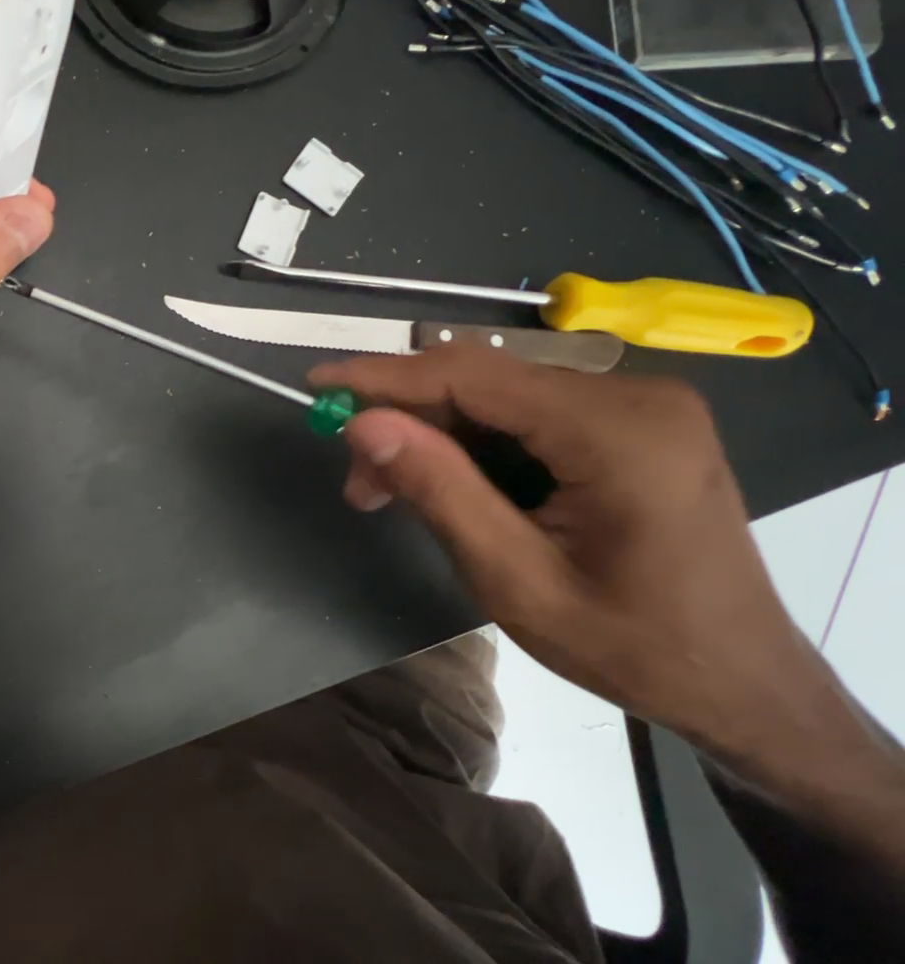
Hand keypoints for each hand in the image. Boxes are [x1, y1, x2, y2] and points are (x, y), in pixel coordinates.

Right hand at [308, 347, 834, 762]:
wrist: (741, 682)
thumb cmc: (630, 644)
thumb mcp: (514, 579)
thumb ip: (439, 491)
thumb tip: (362, 423)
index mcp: (618, 431)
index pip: (471, 374)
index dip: (383, 376)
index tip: (315, 384)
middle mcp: (635, 397)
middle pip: (482, 380)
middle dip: (406, 419)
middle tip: (359, 483)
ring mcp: (639, 407)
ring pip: (497, 396)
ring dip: (434, 435)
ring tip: (391, 493)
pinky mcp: (632, 424)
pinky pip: (526, 414)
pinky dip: (473, 444)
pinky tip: (449, 487)